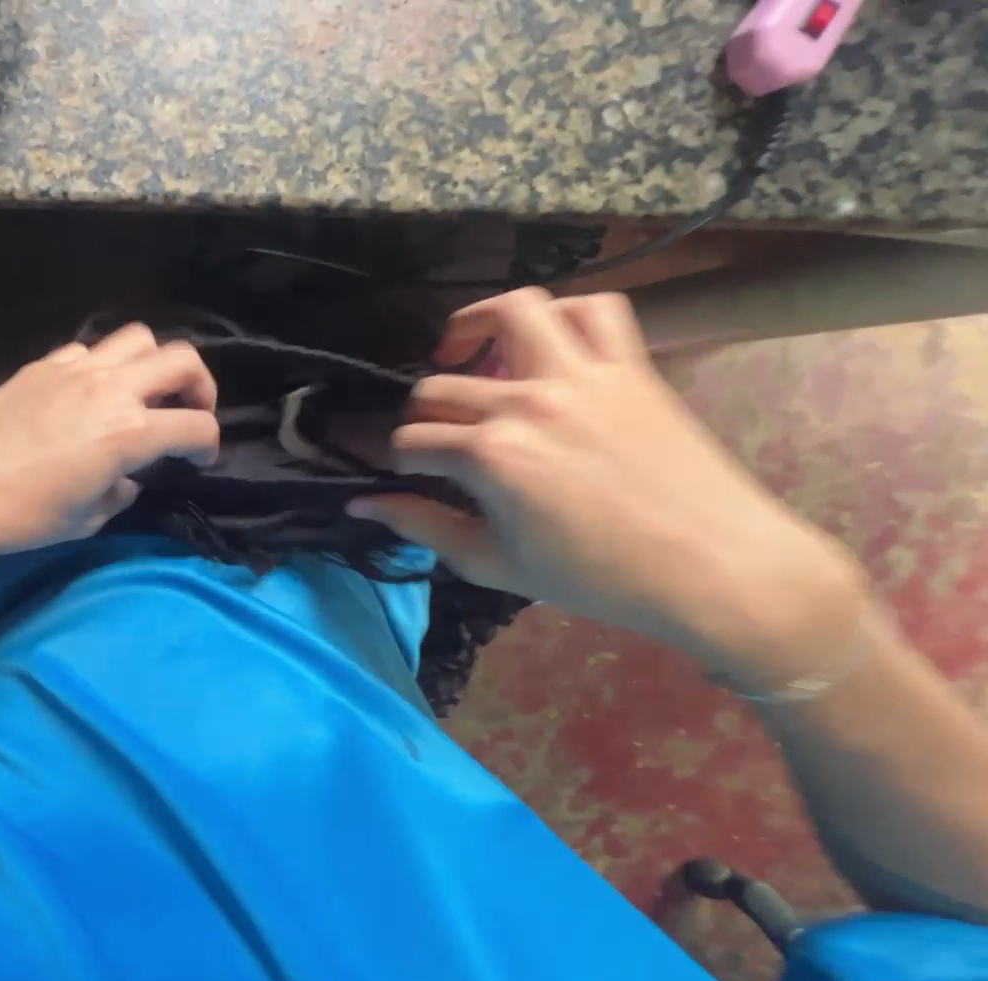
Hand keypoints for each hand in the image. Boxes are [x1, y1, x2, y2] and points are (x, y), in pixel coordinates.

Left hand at [0, 323, 219, 574]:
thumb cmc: (21, 518)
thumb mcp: (85, 520)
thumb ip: (120, 494)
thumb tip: (128, 480)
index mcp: (130, 431)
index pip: (196, 425)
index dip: (208, 445)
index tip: (199, 460)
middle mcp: (110, 388)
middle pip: (181, 359)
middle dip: (200, 385)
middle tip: (190, 413)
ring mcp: (73, 369)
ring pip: (136, 338)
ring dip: (152, 363)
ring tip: (142, 393)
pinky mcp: (40, 365)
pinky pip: (89, 350)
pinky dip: (104, 365)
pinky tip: (88, 393)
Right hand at [349, 288, 869, 688]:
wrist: (714, 568)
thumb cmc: (594, 577)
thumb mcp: (490, 562)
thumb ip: (420, 525)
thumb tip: (361, 505)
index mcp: (488, 456)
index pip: (410, 441)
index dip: (399, 461)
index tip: (408, 477)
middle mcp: (526, 402)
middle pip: (439, 386)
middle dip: (422, 414)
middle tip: (435, 439)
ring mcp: (581, 376)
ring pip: (513, 311)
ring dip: (475, 325)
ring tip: (467, 354)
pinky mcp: (629, 368)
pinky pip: (594, 310)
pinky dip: (561, 314)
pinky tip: (544, 345)